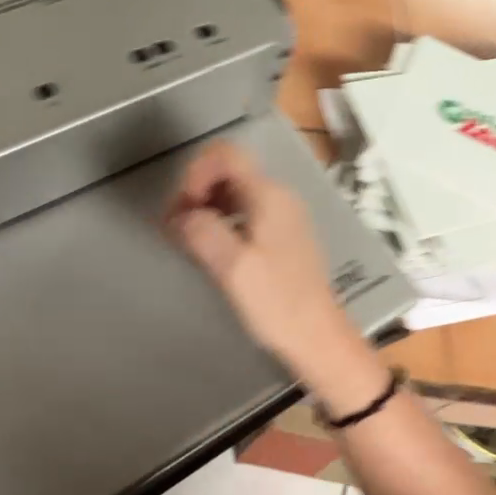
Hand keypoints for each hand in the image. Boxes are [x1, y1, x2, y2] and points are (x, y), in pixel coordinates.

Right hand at [167, 143, 386, 410]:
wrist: (319, 340)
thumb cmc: (277, 303)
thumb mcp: (232, 267)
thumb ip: (202, 231)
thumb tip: (181, 214)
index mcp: (268, 195)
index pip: (225, 154)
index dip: (195, 172)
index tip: (183, 208)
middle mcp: (278, 196)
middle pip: (228, 170)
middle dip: (197, 190)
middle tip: (176, 226)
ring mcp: (282, 215)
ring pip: (234, 191)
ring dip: (206, 206)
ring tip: (186, 237)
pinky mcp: (281, 236)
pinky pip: (244, 211)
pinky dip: (221, 219)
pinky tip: (209, 246)